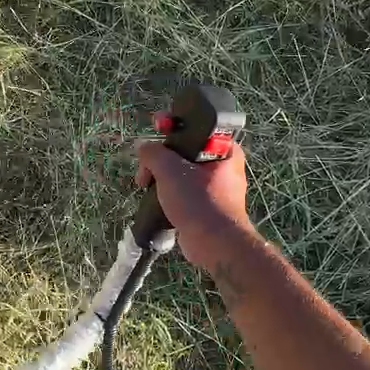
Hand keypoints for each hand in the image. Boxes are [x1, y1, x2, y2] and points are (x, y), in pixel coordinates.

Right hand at [135, 139, 254, 264]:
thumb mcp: (169, 169)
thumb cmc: (198, 201)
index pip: (196, 127)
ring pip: (181, 172)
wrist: (214, 244)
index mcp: (225, 149)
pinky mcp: (208, 206)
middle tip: (147, 169)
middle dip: (161, 159)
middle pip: (184, 152)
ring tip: (146, 186)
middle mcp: (224, 166)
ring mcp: (217, 187)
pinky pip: (184, 191)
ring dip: (162, 177)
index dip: (173, 125)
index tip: (157, 127)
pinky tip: (157, 200)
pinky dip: (169, 193)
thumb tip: (144, 148)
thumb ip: (153, 152)